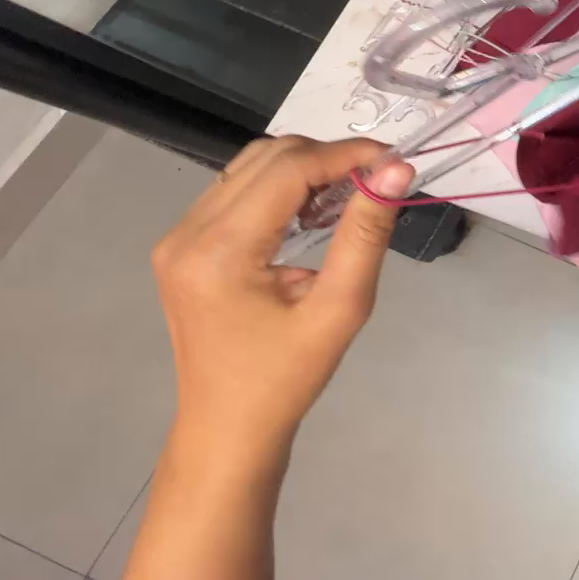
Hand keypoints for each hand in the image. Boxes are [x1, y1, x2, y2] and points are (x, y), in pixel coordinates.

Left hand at [151, 136, 414, 445]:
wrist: (229, 425)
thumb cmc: (288, 373)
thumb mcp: (342, 305)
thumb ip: (367, 232)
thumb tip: (396, 170)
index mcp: (220, 250)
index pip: (291, 169)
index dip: (348, 154)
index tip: (398, 161)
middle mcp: (188, 232)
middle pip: (271, 156)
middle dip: (332, 156)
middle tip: (380, 181)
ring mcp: (180, 235)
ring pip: (255, 163)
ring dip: (310, 165)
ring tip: (351, 195)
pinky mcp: (186, 242)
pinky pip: (242, 185)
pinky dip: (288, 183)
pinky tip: (315, 212)